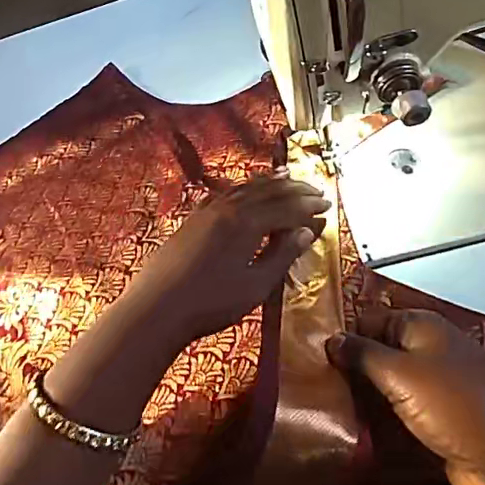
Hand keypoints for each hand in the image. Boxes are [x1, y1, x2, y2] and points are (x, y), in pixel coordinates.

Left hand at [45, 174, 329, 433]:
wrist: (157, 306)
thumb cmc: (211, 302)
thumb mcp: (255, 285)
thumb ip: (281, 255)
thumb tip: (306, 231)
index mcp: (246, 223)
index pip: (286, 208)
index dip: (308, 207)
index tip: (327, 204)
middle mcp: (227, 208)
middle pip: (266, 192)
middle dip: (293, 189)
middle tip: (315, 189)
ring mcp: (206, 211)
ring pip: (244, 188)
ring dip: (268, 183)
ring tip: (286, 177)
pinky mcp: (193, 219)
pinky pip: (225, 194)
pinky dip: (242, 189)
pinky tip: (245, 191)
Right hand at [327, 305, 484, 484]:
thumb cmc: (455, 404)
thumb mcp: (399, 373)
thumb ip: (361, 354)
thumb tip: (330, 339)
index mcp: (421, 326)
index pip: (369, 320)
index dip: (343, 335)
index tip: (312, 353)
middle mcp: (427, 352)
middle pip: (377, 354)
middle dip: (350, 369)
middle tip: (312, 383)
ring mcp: (434, 390)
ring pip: (387, 388)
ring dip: (363, 399)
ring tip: (323, 407)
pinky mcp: (438, 425)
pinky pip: (400, 416)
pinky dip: (381, 423)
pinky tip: (352, 431)